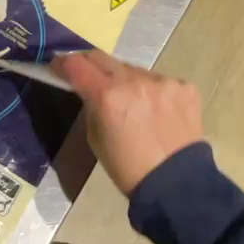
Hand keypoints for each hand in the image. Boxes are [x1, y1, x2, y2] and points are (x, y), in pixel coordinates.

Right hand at [55, 51, 202, 196]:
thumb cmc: (128, 169)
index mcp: (107, 97)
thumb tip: (91, 90)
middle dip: (90, 65)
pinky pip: (159, 81)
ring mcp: (162, 81)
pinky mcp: (185, 86)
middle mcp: (134, 81)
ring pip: (133, 70)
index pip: (77, 66)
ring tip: (130, 102)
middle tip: (87, 76)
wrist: (177, 185)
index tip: (58, 67)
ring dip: (125, 80)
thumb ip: (91, 106)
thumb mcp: (96, 139)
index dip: (63, 64)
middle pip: (102, 58)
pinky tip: (157, 112)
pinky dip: (152, 91)